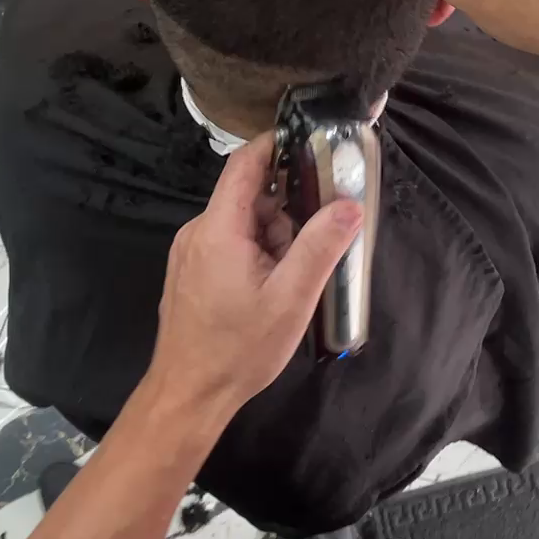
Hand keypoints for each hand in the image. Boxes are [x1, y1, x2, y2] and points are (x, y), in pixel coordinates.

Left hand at [142, 138, 363, 423]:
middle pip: (249, 196)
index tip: (310, 143)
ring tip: (288, 281)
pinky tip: (268, 289)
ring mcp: (190, 252)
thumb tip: (350, 204)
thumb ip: (320, 247)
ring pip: (242, 223)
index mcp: (218, 227)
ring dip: (273, 239)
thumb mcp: (291, 299)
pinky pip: (229, 243)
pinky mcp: (190, 272)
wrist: (188, 395)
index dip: (276, 145)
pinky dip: (256, 253)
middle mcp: (198, 231)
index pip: (244, 163)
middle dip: (285, 213)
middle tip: (310, 248)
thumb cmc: (239, 348)